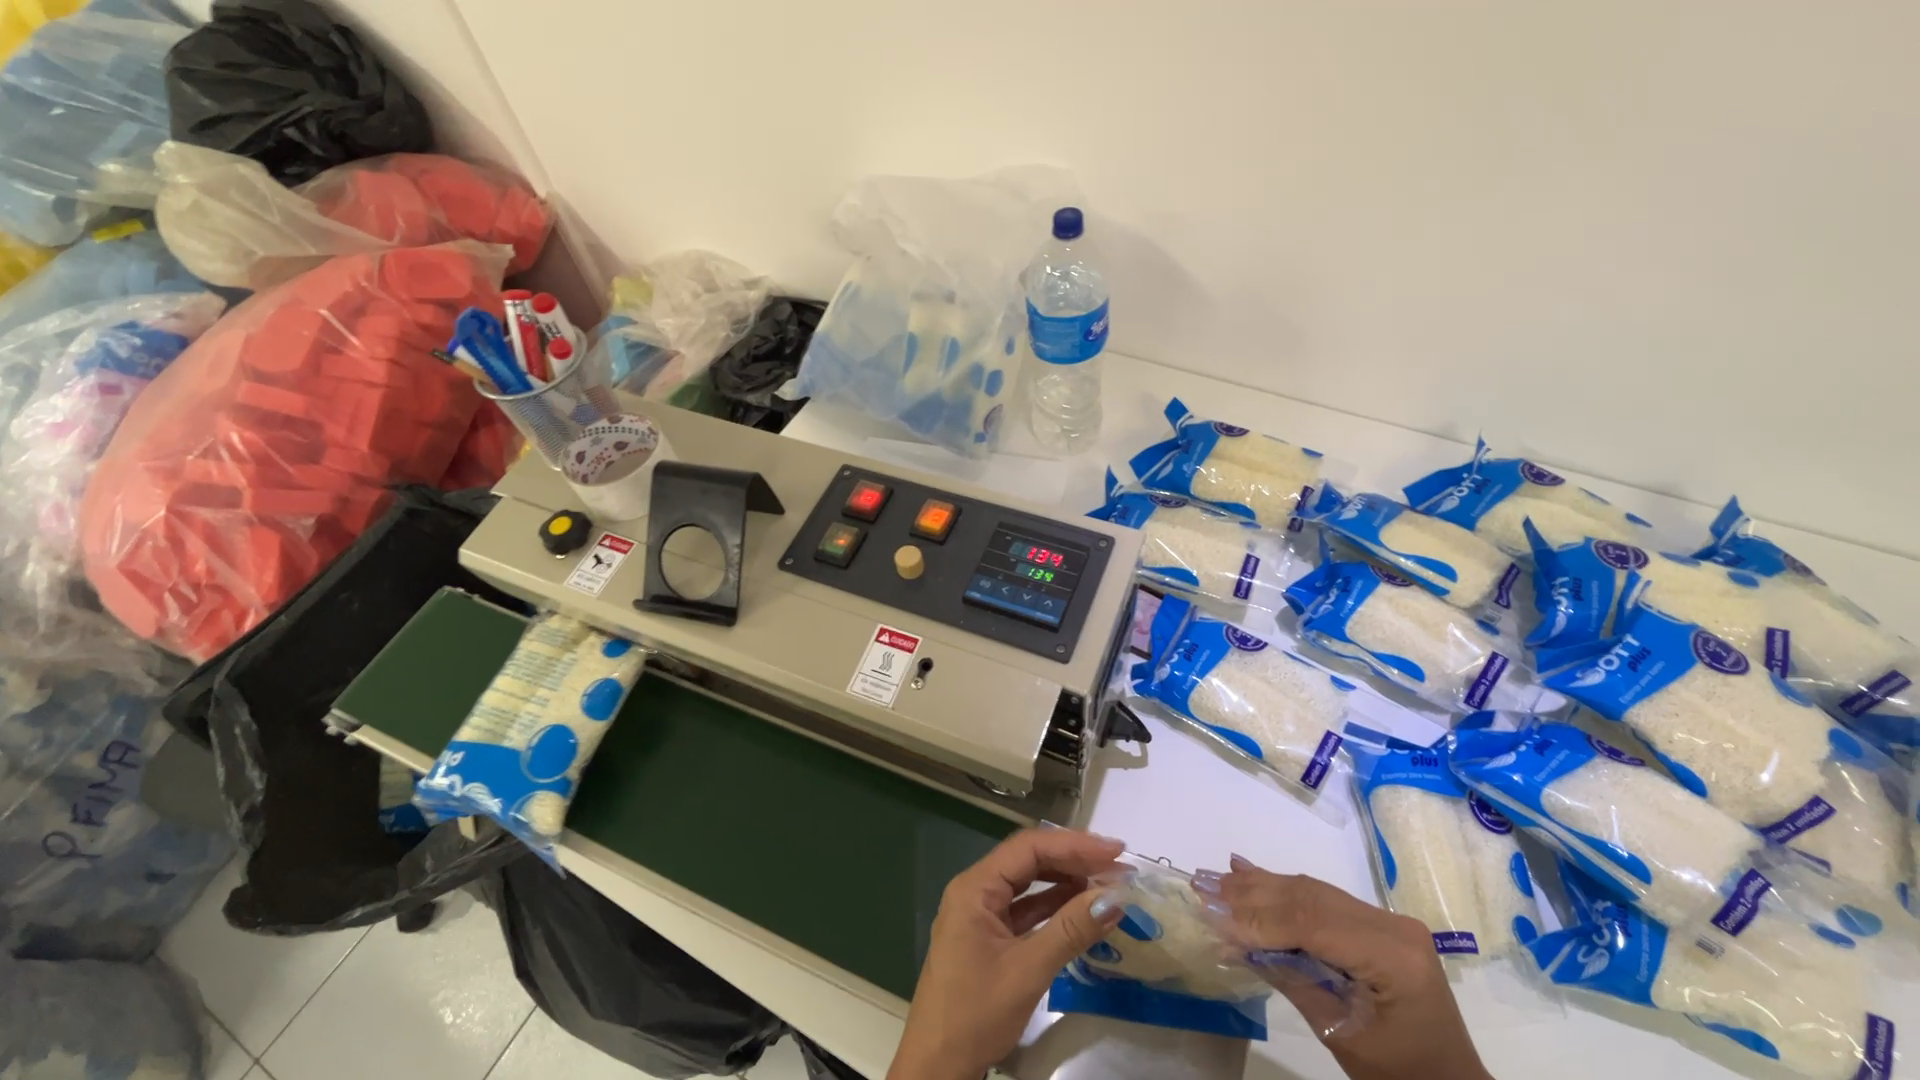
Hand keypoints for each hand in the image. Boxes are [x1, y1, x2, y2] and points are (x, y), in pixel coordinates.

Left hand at [888, 828, 1126, 1079]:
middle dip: (1074, 860)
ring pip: (1029, 885)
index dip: (1075, 844)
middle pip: (1029, 861)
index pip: (1029, 848)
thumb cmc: (975, 1014)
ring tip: (1108, 885)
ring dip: (1067, 883)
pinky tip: (1083, 911)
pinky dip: (1055, 908)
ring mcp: (981, 916)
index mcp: (974, 888)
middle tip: (1119, 867)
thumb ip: (1071, 929)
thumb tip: (1116, 896)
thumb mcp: (1028, 970)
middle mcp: (975, 892)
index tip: (1117, 851)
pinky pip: (1026, 910)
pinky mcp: (988, 939)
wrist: (937, 1066)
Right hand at [1197, 856, 1491, 1079]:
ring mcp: (1387, 921)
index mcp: (1392, 956)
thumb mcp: (1340, 1035)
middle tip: (1203, 888)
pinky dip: (1283, 891)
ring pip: (1312, 892)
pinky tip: (1248, 872)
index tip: (1212, 917)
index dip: (1258, 918)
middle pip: (1309, 898)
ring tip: (1215, 881)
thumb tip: (1232, 942)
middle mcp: (1392, 926)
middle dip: (1252, 895)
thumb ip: (1290, 980)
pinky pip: (1324, 900)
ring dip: (1261, 887)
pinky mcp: (1379, 925)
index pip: (1312, 922)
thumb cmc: (1398, 1074)